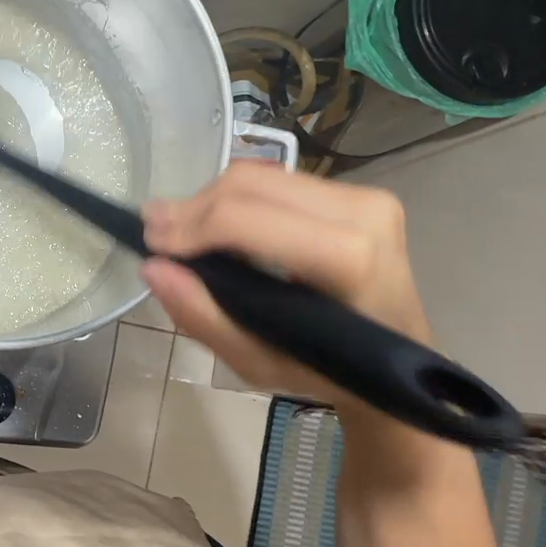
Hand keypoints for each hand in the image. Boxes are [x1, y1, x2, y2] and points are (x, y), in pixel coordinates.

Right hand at [140, 163, 433, 414]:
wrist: (398, 365)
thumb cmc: (326, 372)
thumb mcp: (256, 362)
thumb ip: (203, 316)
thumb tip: (152, 268)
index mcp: (346, 258)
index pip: (244, 219)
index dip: (187, 226)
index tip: (148, 243)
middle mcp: (362, 212)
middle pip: (249, 184)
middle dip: (191, 208)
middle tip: (153, 235)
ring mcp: (365, 197)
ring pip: (260, 175)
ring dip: (209, 202)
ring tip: (177, 233)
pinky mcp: (358, 193)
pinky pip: (277, 181)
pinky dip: (234, 201)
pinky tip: (214, 228)